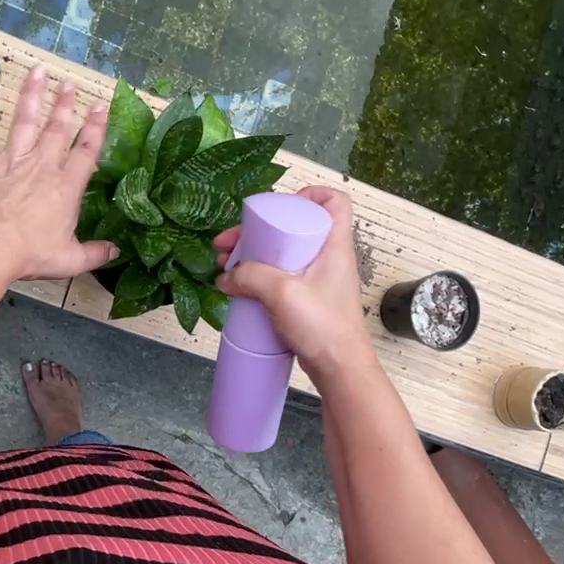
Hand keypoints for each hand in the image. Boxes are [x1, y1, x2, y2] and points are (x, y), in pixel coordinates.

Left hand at [0, 67, 118, 280]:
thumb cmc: (31, 255)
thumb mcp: (71, 259)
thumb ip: (95, 253)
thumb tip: (115, 251)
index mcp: (66, 187)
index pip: (87, 151)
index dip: (97, 127)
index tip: (102, 106)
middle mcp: (42, 167)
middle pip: (57, 129)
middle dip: (65, 105)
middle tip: (70, 85)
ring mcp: (12, 163)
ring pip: (24, 122)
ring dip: (32, 95)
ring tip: (38, 72)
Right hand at [213, 185, 378, 382]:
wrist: (339, 368)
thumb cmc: (322, 326)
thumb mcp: (282, 293)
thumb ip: (250, 277)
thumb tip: (226, 276)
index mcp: (333, 246)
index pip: (333, 201)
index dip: (309, 195)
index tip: (278, 208)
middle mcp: (327, 257)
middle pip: (293, 227)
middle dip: (258, 231)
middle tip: (229, 243)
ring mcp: (317, 280)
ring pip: (282, 253)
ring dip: (252, 255)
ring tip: (224, 265)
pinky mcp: (306, 300)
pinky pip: (279, 277)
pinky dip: (258, 276)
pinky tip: (237, 285)